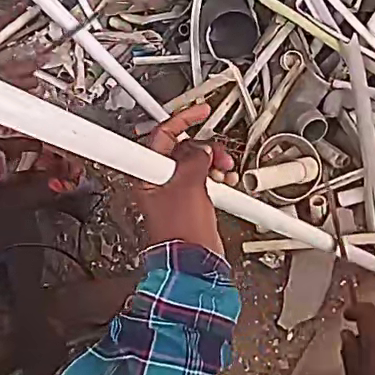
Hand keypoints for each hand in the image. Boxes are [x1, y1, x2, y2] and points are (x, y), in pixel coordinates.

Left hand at [136, 104, 235, 253]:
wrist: (195, 263)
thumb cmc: (182, 233)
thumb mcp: (190, 187)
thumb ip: (196, 160)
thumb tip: (203, 149)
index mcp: (149, 174)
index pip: (162, 136)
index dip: (181, 120)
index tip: (198, 111)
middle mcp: (159, 180)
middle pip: (182, 149)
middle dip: (204, 148)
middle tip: (218, 154)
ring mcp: (175, 191)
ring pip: (195, 164)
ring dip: (213, 163)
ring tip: (224, 171)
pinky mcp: (190, 201)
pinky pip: (203, 179)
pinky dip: (216, 177)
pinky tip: (225, 181)